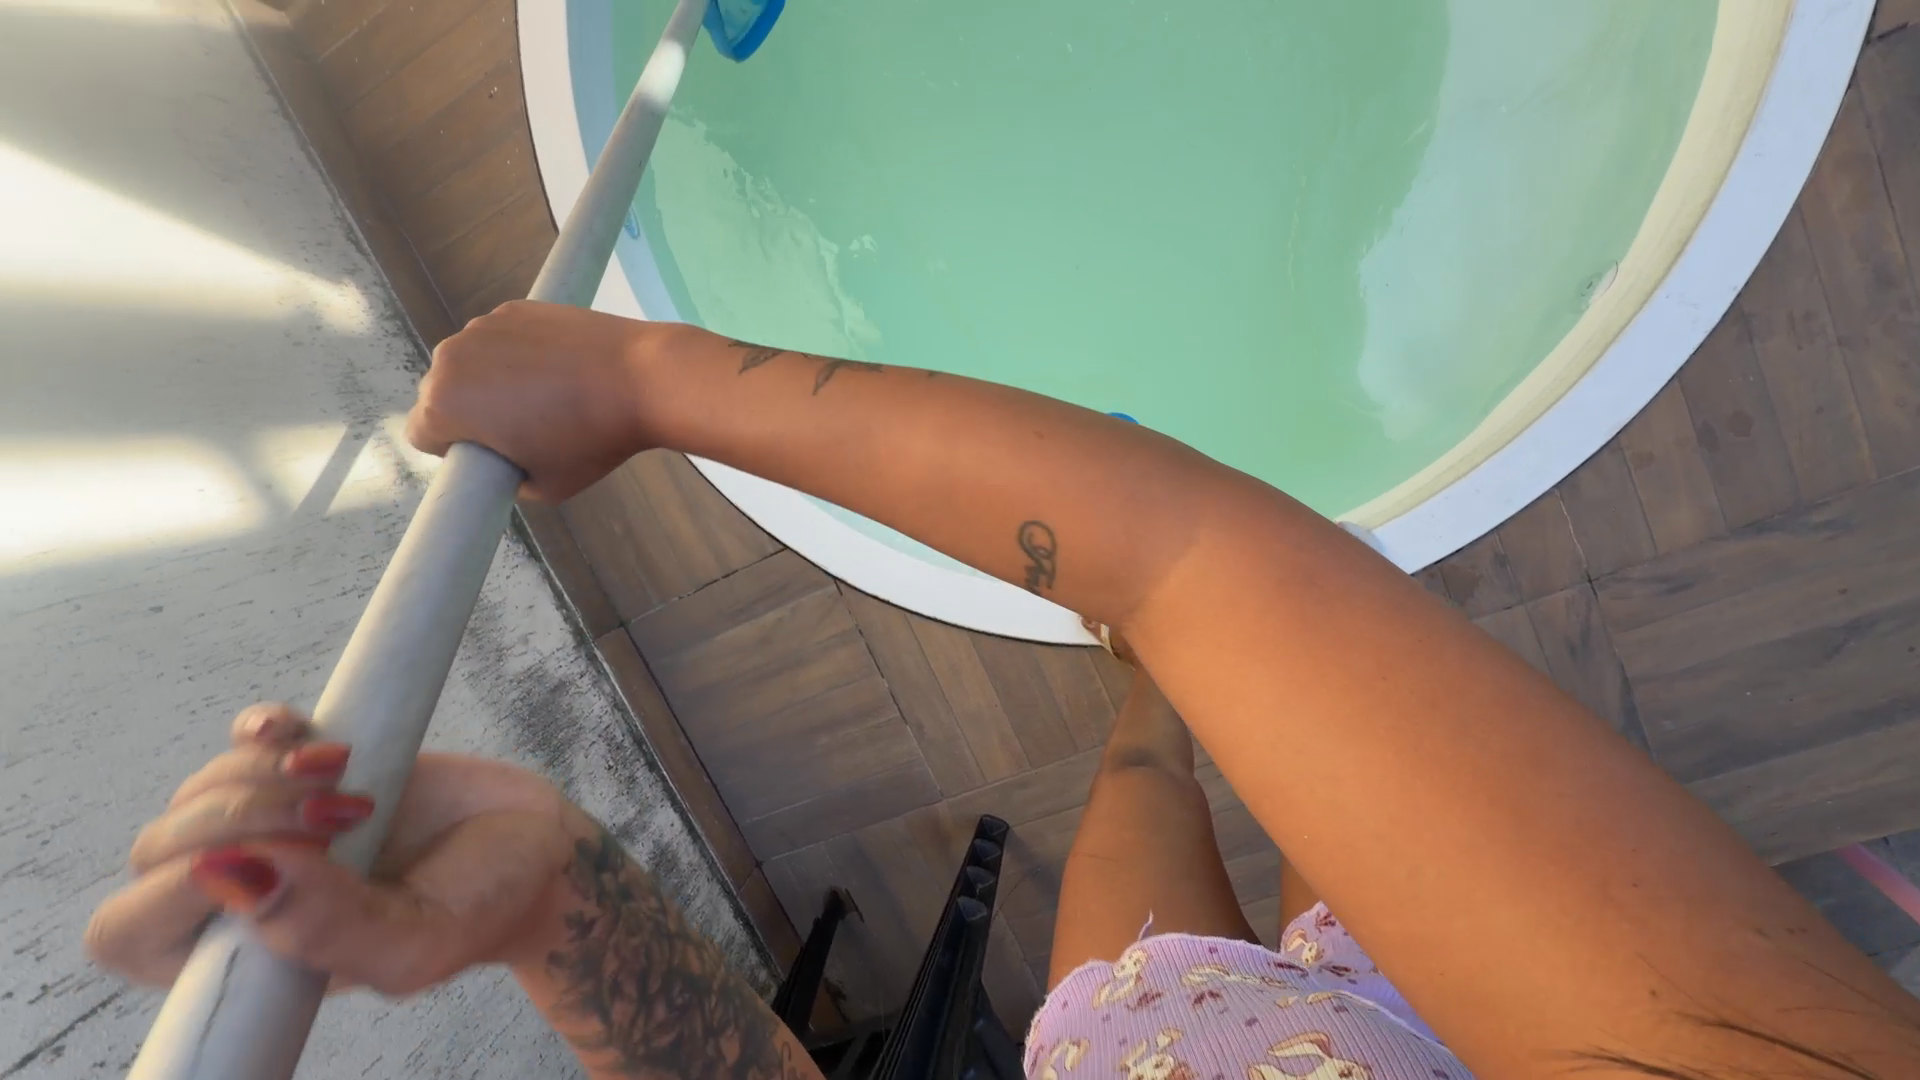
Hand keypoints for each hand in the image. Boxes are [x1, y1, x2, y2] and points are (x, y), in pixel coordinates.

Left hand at [87, 704, 577, 995]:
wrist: (545, 843)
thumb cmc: (486, 905)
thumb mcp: (419, 942)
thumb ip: (328, 929)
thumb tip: (230, 875)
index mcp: (245, 958)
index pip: (135, 926)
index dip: (190, 882)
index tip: (309, 853)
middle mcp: (250, 891)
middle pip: (161, 846)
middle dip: (248, 817)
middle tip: (348, 812)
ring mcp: (285, 823)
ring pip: (204, 786)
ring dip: (267, 773)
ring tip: (355, 782)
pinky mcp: (324, 768)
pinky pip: (253, 739)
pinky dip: (264, 727)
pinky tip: (299, 731)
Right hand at [407, 300, 687, 501]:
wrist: (642, 379)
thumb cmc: (593, 439)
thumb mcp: (546, 486)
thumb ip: (507, 481)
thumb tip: (502, 467)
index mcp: (445, 405)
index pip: (424, 436)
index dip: (458, 451)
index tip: (497, 454)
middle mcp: (450, 358)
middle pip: (445, 395)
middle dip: (476, 414)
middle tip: (531, 427)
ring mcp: (483, 326)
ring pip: (474, 364)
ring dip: (497, 381)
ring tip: (554, 398)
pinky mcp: (515, 308)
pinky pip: (504, 340)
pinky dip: (522, 354)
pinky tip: (562, 369)